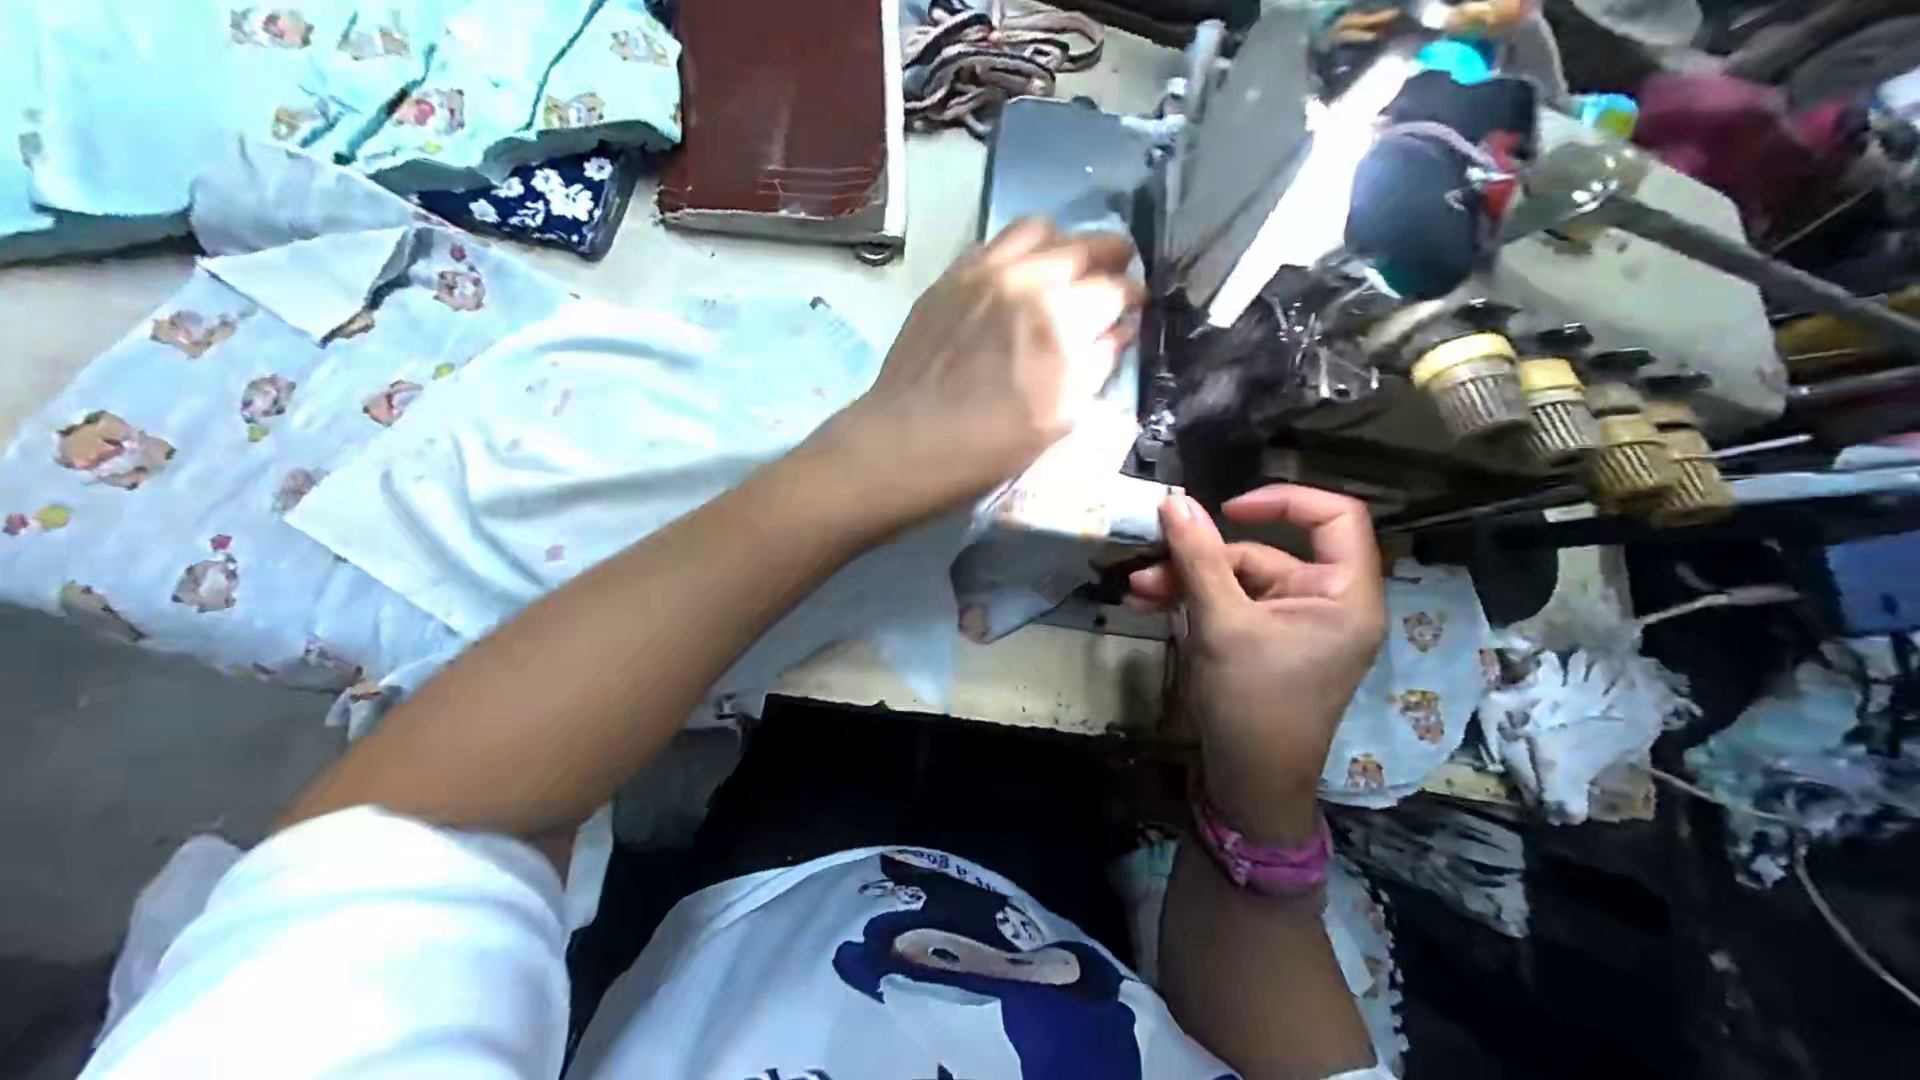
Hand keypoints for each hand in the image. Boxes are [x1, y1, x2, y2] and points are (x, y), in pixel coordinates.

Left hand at [812, 219, 1141, 529]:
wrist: (908, 440)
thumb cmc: (990, 444)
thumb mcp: (1061, 418)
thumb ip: (1097, 364)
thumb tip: (1118, 329)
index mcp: (1060, 320)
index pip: (1116, 288)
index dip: (1133, 297)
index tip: (1134, 307)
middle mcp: (1026, 279)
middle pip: (1085, 245)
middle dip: (1112, 256)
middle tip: (1116, 272)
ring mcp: (984, 271)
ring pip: (1040, 228)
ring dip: (1065, 242)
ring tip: (1068, 265)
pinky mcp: (952, 275)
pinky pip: (997, 241)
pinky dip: (1021, 248)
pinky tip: (1021, 273)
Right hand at [1128, 487, 1386, 843]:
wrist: (1247, 782)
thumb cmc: (1251, 703)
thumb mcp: (1221, 624)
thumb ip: (1198, 558)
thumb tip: (1173, 501)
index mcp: (1343, 595)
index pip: (1334, 517)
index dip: (1283, 500)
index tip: (1227, 509)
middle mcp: (1324, 603)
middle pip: (1263, 553)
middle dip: (1200, 559)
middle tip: (1148, 568)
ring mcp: (1292, 624)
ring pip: (1235, 580)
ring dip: (1186, 582)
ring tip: (1138, 592)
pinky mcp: (1264, 641)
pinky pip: (1229, 605)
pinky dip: (1193, 602)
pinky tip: (1152, 606)